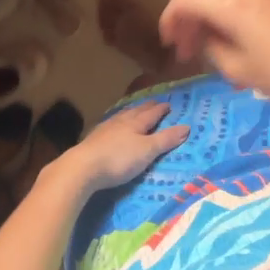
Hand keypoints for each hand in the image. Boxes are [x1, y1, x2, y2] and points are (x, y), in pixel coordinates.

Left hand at [54, 101, 188, 193]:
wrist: (83, 167)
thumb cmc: (119, 159)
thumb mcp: (147, 151)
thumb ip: (165, 140)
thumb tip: (186, 127)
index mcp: (136, 123)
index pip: (152, 113)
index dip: (161, 109)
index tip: (168, 104)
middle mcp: (121, 121)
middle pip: (136, 111)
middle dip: (147, 107)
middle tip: (154, 102)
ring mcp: (105, 129)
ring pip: (121, 116)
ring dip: (130, 113)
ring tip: (134, 110)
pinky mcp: (93, 139)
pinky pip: (110, 125)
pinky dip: (116, 123)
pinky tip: (112, 127)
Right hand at [158, 0, 269, 111]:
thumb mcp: (236, 68)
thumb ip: (210, 46)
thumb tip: (202, 36)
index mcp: (230, 4)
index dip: (170, 18)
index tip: (167, 42)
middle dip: (189, 23)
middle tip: (185, 54)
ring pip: (220, 0)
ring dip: (208, 21)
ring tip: (208, 52)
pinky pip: (239, 2)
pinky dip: (227, 18)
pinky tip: (230, 43)